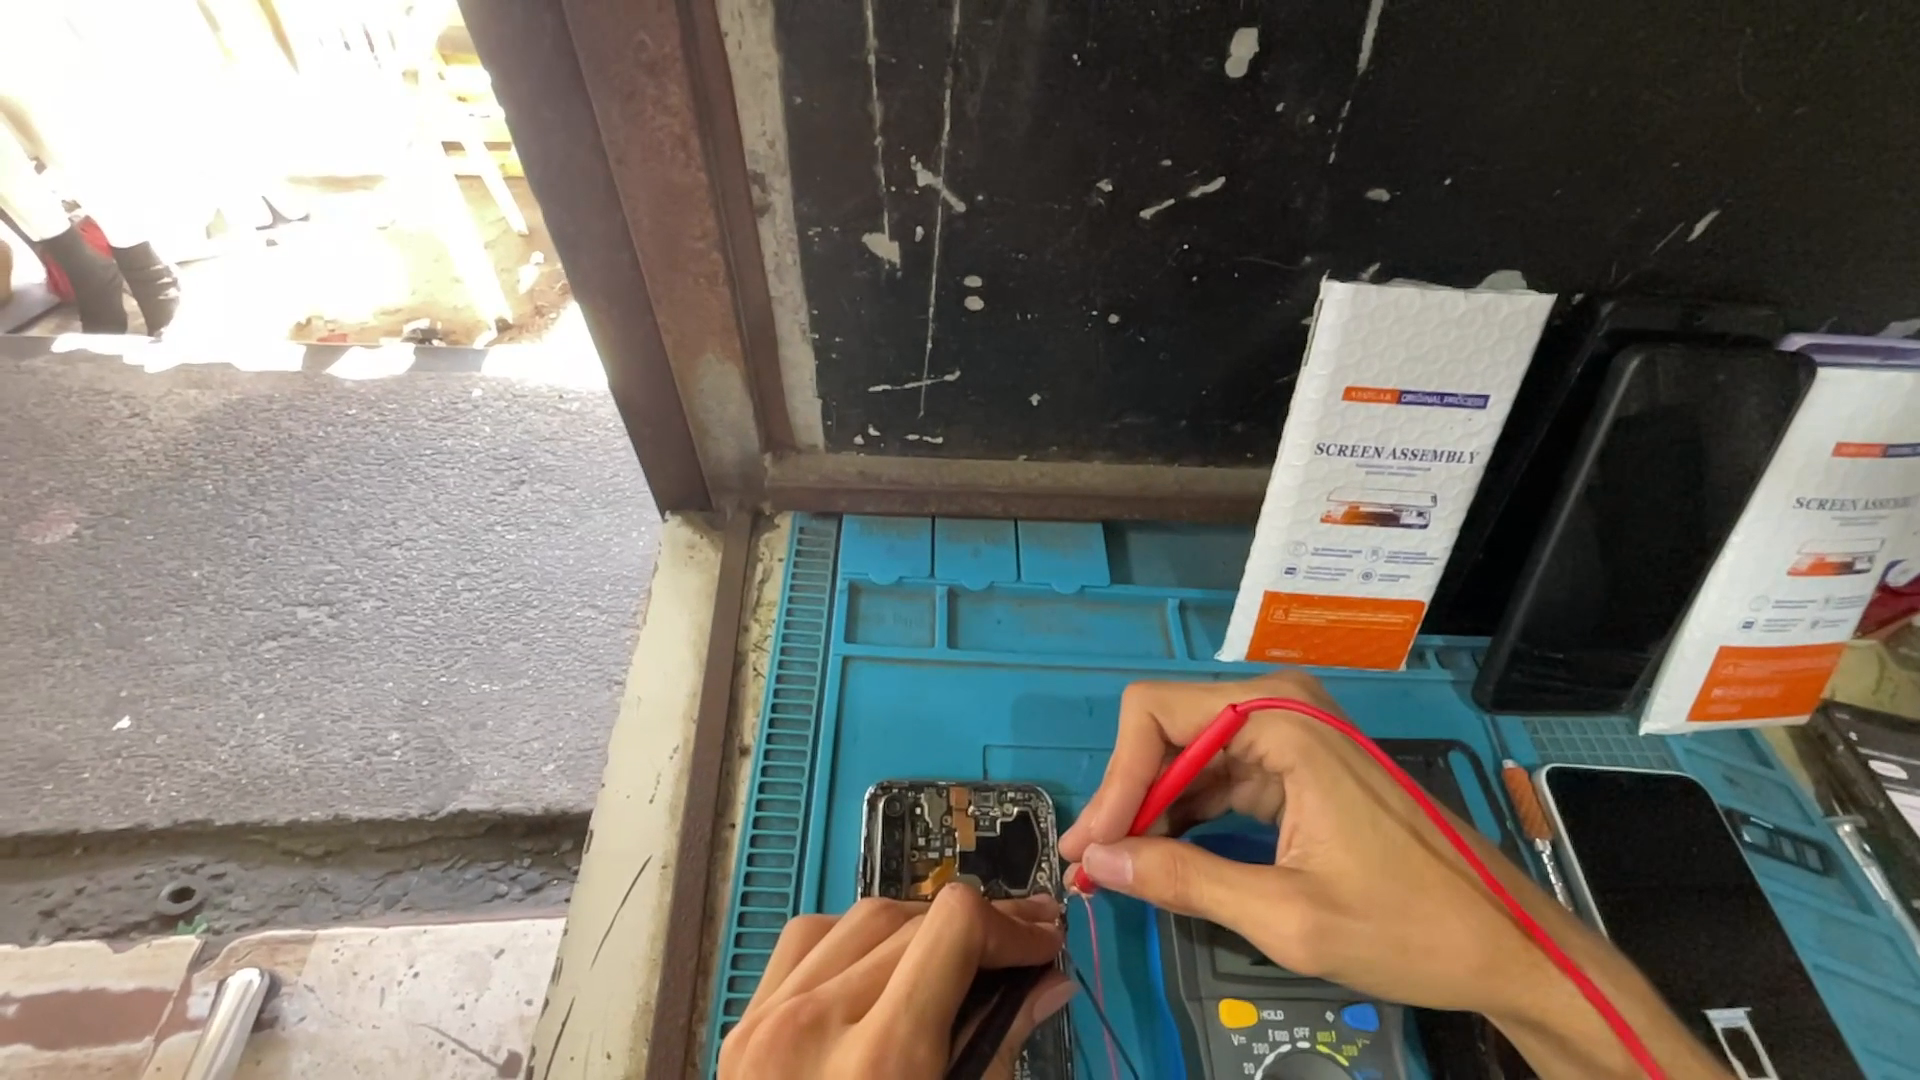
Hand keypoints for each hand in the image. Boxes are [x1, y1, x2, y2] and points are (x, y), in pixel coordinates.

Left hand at [717, 886, 1074, 1079]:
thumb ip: (999, 1045)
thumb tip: (1046, 981)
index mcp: (881, 1065)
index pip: (953, 928)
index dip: (1010, 925)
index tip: (1039, 940)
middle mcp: (815, 1028)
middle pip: (913, 921)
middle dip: (975, 927)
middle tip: (1018, 941)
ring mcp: (769, 1022)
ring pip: (861, 919)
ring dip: (917, 927)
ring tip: (956, 950)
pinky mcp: (745, 1023)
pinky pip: (808, 939)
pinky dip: (853, 937)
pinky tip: (881, 958)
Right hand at [1060, 671, 1547, 1015]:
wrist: (1511, 946)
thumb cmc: (1410, 927)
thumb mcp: (1287, 915)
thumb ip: (1182, 879)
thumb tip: (1097, 860)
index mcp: (1279, 719)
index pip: (1156, 714)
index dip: (1116, 779)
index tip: (1093, 846)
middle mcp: (1277, 706)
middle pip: (1165, 729)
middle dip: (1127, 796)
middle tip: (1093, 862)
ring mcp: (1287, 731)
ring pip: (1185, 754)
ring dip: (1149, 809)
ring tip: (1115, 867)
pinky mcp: (1293, 762)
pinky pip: (1217, 775)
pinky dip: (1184, 814)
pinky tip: (1161, 855)